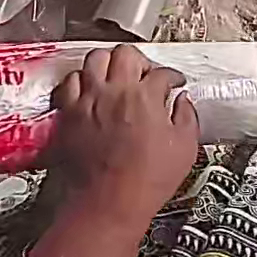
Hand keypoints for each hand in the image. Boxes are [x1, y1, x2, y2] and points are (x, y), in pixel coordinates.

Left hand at [44, 44, 200, 232]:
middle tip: (144, 74)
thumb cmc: (144, 181)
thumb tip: (183, 102)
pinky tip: (89, 89)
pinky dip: (81, 80)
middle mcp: (114, 91)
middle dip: (139, 60)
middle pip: (125, 53)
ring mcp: (89, 99)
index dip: (171, 77)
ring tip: (116, 76)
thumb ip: (187, 118)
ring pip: (95, 58)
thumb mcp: (184, 150)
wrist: (107, 203)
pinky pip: (70, 81)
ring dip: (108, 63)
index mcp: (145, 97)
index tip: (172, 83)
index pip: (161, 73)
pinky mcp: (69, 112)